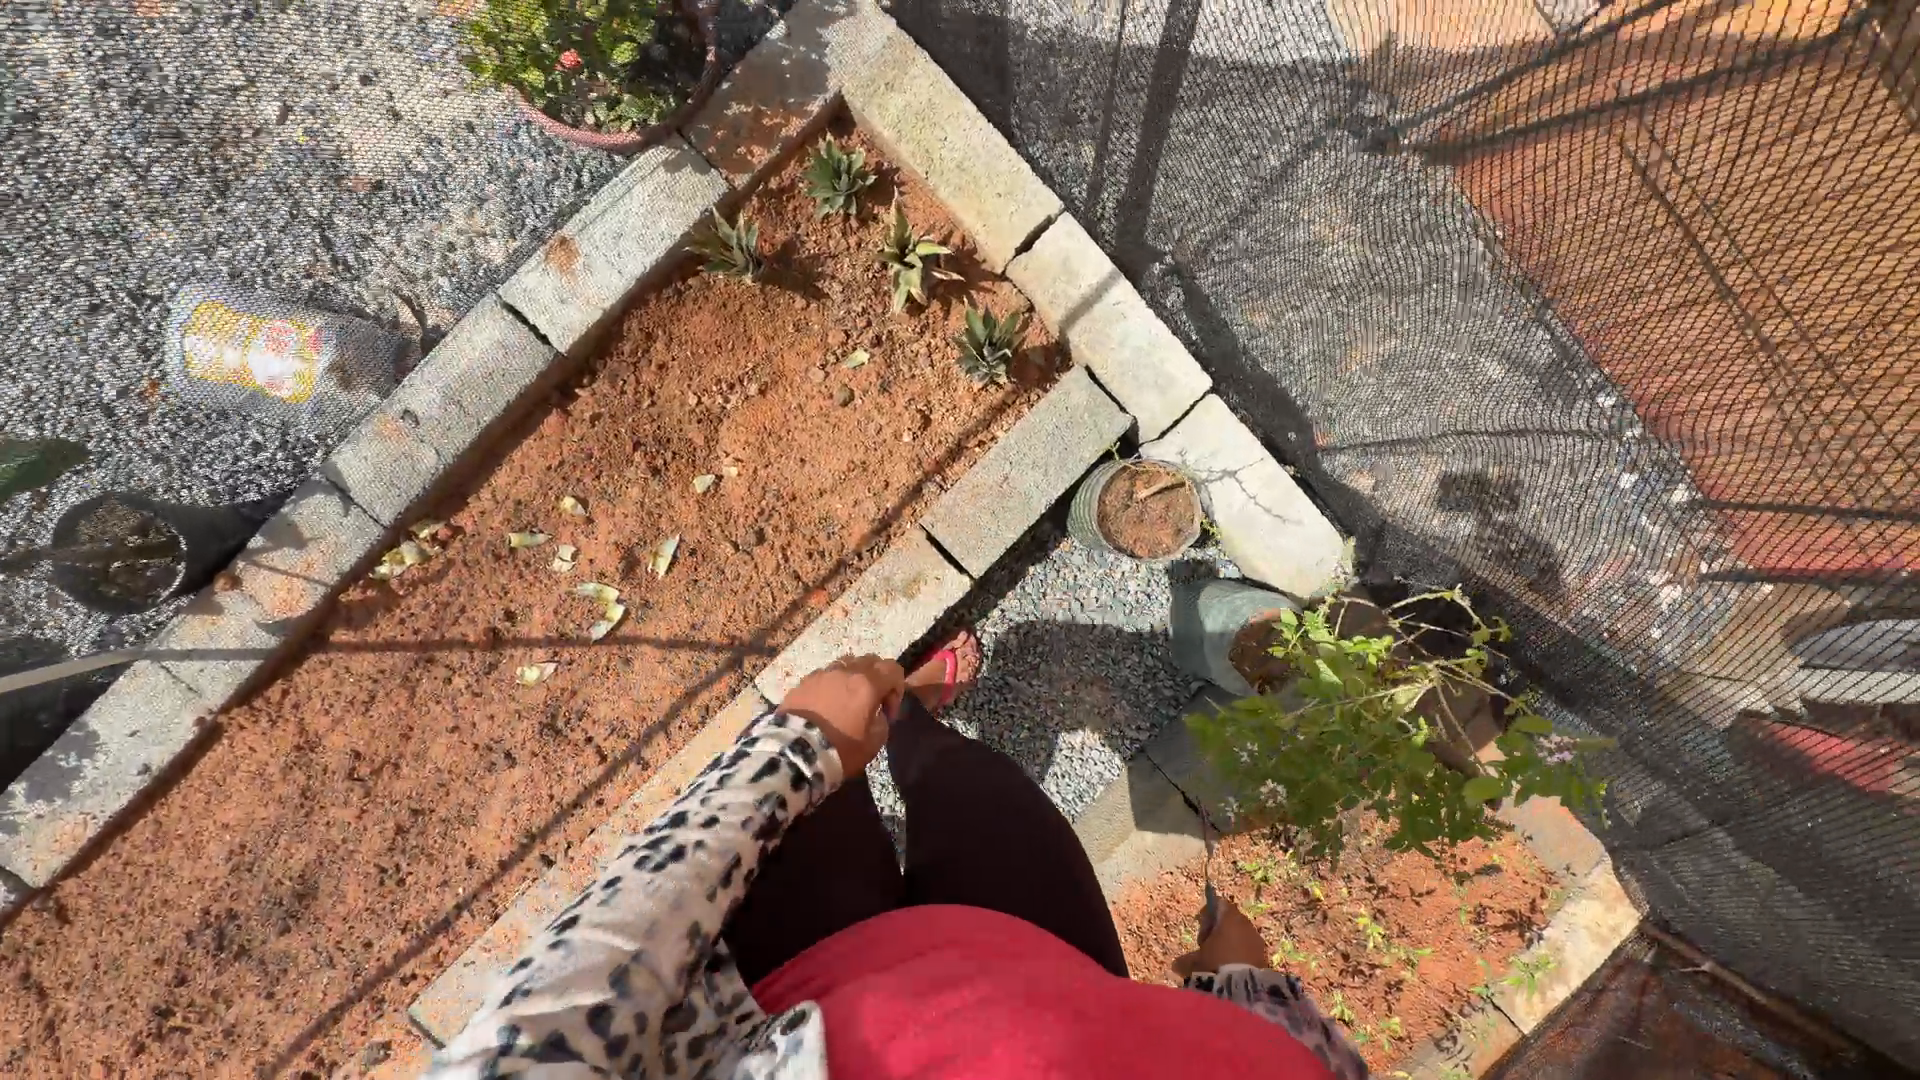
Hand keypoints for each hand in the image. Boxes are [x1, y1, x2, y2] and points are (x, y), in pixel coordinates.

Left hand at [777, 654, 905, 774]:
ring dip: (853, 677)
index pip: (893, 669)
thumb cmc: (839, 748)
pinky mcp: (803, 681)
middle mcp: (846, 672)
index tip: (887, 712)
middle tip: (871, 702)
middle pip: (870, 660)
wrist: (794, 752)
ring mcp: (823, 674)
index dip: (896, 689)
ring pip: (846, 663)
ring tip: (847, 699)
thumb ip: (882, 722)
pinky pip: (825, 674)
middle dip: (877, 678)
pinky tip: (826, 704)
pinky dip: (831, 684)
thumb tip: (877, 714)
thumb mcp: (873, 743)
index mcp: (867, 684)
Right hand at [1172, 900, 1269, 977]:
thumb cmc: (1215, 965)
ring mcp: (1258, 941)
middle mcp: (1245, 924)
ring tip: (1220, 959)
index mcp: (1228, 917)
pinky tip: (1233, 968)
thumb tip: (1176, 964)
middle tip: (1208, 944)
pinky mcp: (1265, 958)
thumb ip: (1186, 959)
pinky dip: (1242, 955)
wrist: (1243, 991)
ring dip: (1232, 943)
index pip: (1219, 903)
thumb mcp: (1195, 962)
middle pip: (1231, 919)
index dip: (1208, 913)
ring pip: (1242, 935)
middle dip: (1220, 929)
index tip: (1200, 926)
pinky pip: (1250, 950)